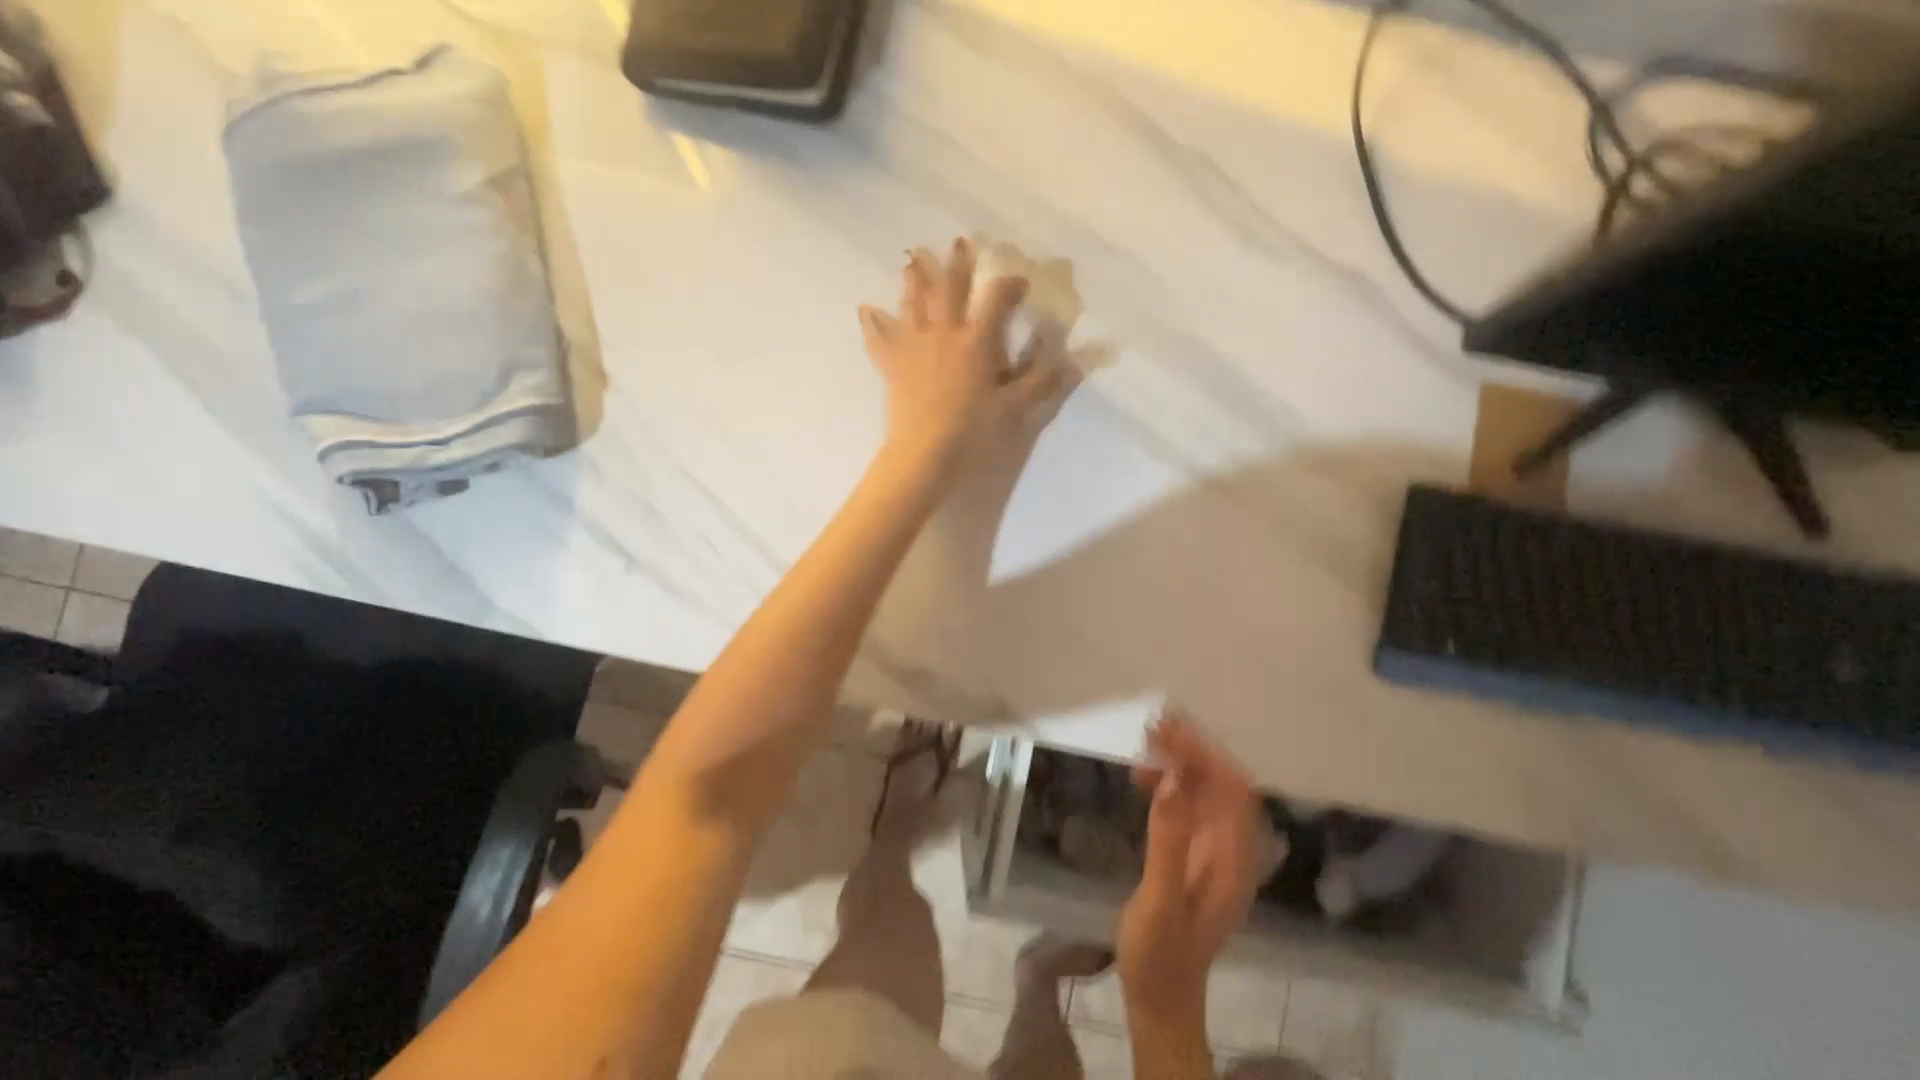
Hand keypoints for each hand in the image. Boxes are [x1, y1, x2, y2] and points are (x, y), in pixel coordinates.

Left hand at [860, 239, 1077, 474]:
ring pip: (913, 304)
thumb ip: (1042, 381)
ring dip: (915, 281)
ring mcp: (914, 348)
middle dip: (957, 265)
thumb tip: (1072, 357)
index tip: (1021, 281)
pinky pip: (880, 340)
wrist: (923, 456)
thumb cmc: (973, 432)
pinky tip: (866, 311)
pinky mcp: (894, 367)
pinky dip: (873, 324)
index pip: (996, 300)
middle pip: (949, 289)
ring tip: (912, 261)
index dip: (1010, 285)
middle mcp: (944, 334)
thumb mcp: (1015, 409)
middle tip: (959, 242)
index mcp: (977, 341)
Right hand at [1117, 709, 1260, 1023]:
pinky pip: (1191, 811)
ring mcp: (1215, 856)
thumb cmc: (1159, 956)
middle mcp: (1232, 852)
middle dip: (1193, 751)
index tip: (1169, 730)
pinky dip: (1173, 788)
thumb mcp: (1160, 900)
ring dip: (1182, 765)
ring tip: (1146, 742)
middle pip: (1222, 786)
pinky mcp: (1196, 861)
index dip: (1205, 754)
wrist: (1161, 1000)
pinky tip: (1146, 779)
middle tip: (1153, 725)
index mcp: (1232, 859)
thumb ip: (1169, 840)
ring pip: (1206, 795)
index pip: (1231, 789)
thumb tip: (1175, 780)